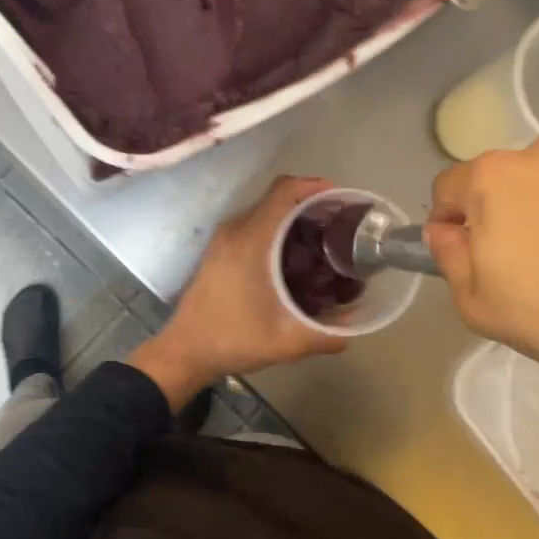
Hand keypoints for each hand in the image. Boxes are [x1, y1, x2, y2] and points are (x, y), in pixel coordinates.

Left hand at [130, 176, 348, 409]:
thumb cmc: (233, 339)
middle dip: (311, 206)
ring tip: (323, 242)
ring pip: (264, 213)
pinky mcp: (218, 252)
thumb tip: (353, 331)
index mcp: (251, 240)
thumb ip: (326, 336)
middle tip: (340, 227)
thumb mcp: (286, 342)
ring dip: (293, 219)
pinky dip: (276, 231)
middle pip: (277, 199)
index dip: (316, 187)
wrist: (185, 350)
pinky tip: (294, 259)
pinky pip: (252, 227)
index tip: (342, 201)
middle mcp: (235, 231)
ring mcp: (223, 240)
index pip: (284, 191)